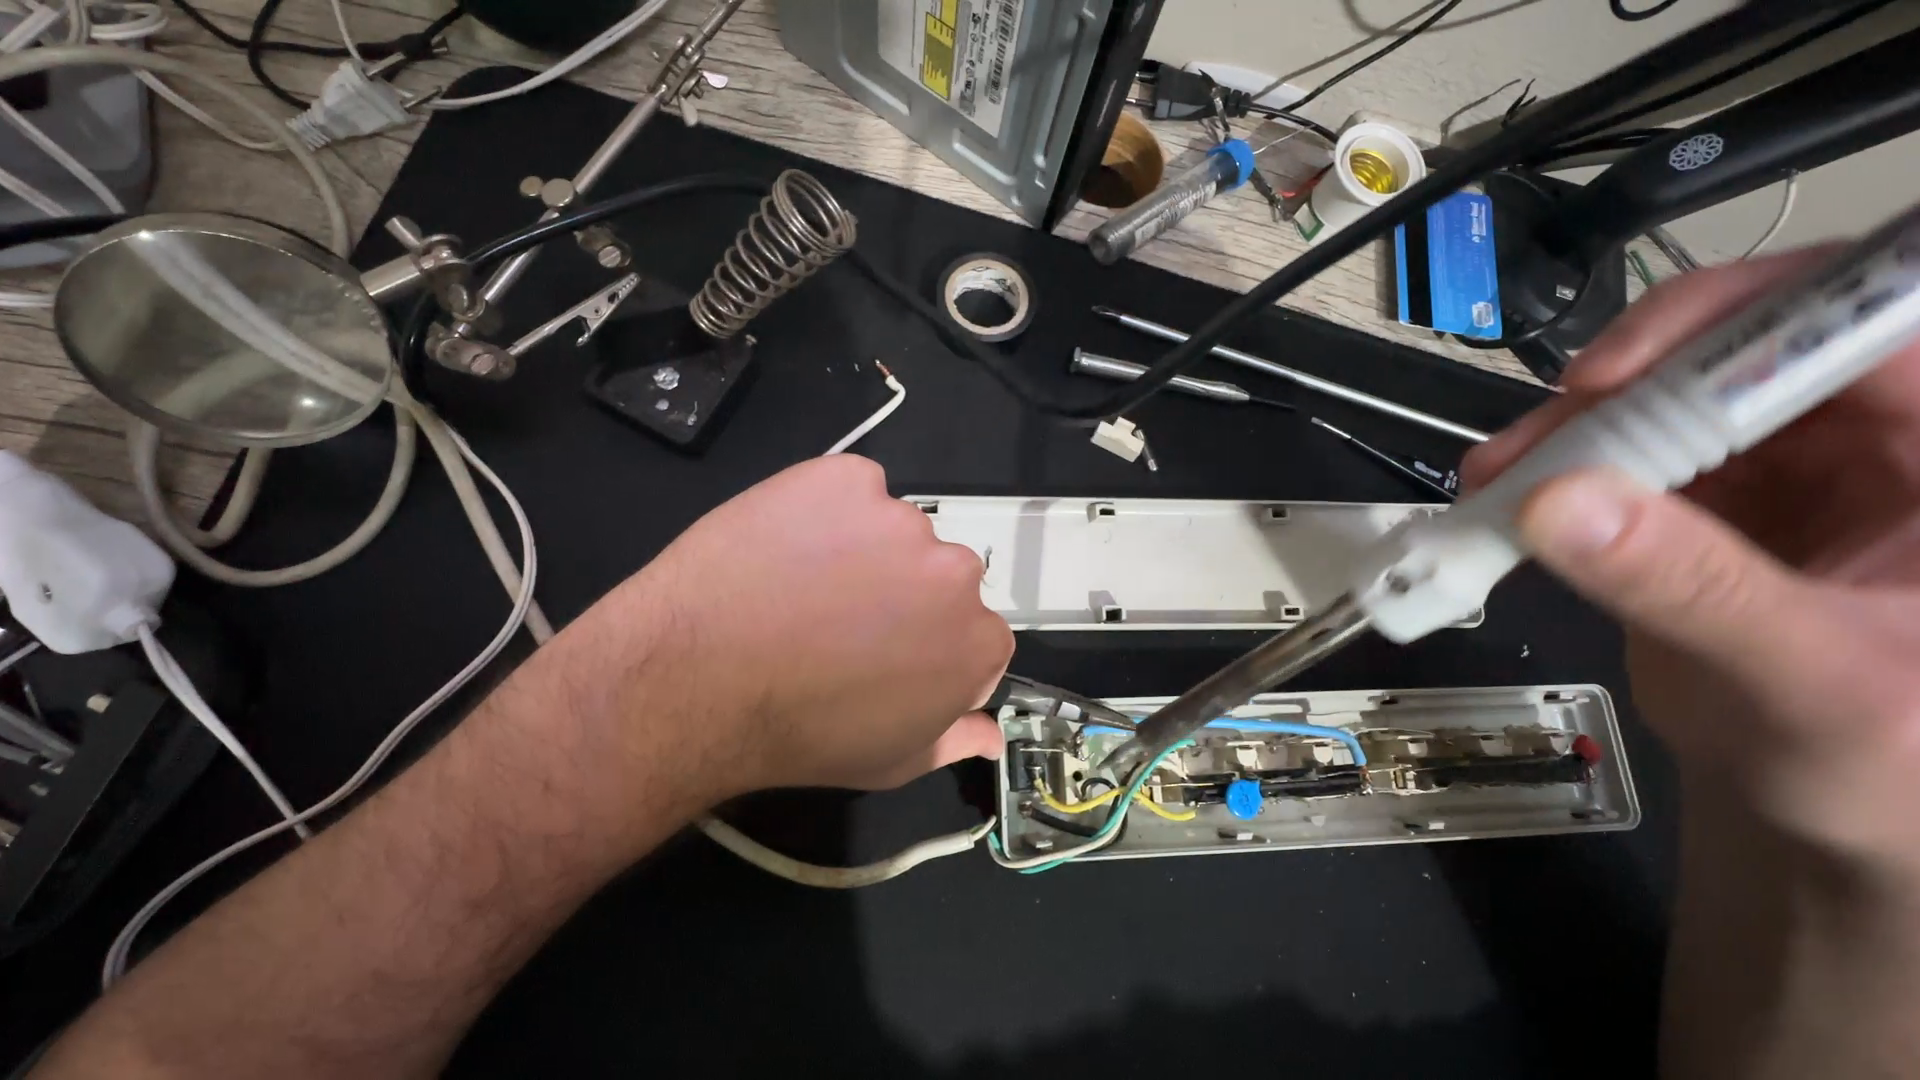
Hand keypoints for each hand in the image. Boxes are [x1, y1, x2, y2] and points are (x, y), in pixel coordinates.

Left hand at [557, 454, 1011, 807]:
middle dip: (902, 592)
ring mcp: (900, 519)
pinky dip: (825, 507)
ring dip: (863, 547)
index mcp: (977, 642)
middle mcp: (956, 573)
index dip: (927, 644)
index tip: (884, 656)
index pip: (975, 631)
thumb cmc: (801, 735)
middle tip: (839, 618)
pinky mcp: (845, 478)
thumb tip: (991, 733)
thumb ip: (954, 741)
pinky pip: (851, 487)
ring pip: (893, 528)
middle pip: (940, 573)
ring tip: (800, 582)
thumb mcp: (891, 762)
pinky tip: (785, 543)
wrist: (697, 682)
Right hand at [1463, 251, 1919, 860]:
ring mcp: (1790, 463)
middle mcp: (1880, 437)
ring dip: (1568, 431)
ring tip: (1493, 477)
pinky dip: (1556, 472)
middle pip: (1745, 349)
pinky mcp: (1710, 497)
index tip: (1616, 374)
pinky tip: (1503, 500)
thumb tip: (1553, 503)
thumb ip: (1694, 591)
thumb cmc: (1884, 771)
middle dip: (1621, 386)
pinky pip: (1625, 456)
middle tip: (1530, 440)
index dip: (1745, 318)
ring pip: (1667, 398)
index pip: (1870, 323)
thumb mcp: (1809, 684)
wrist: (1839, 811)